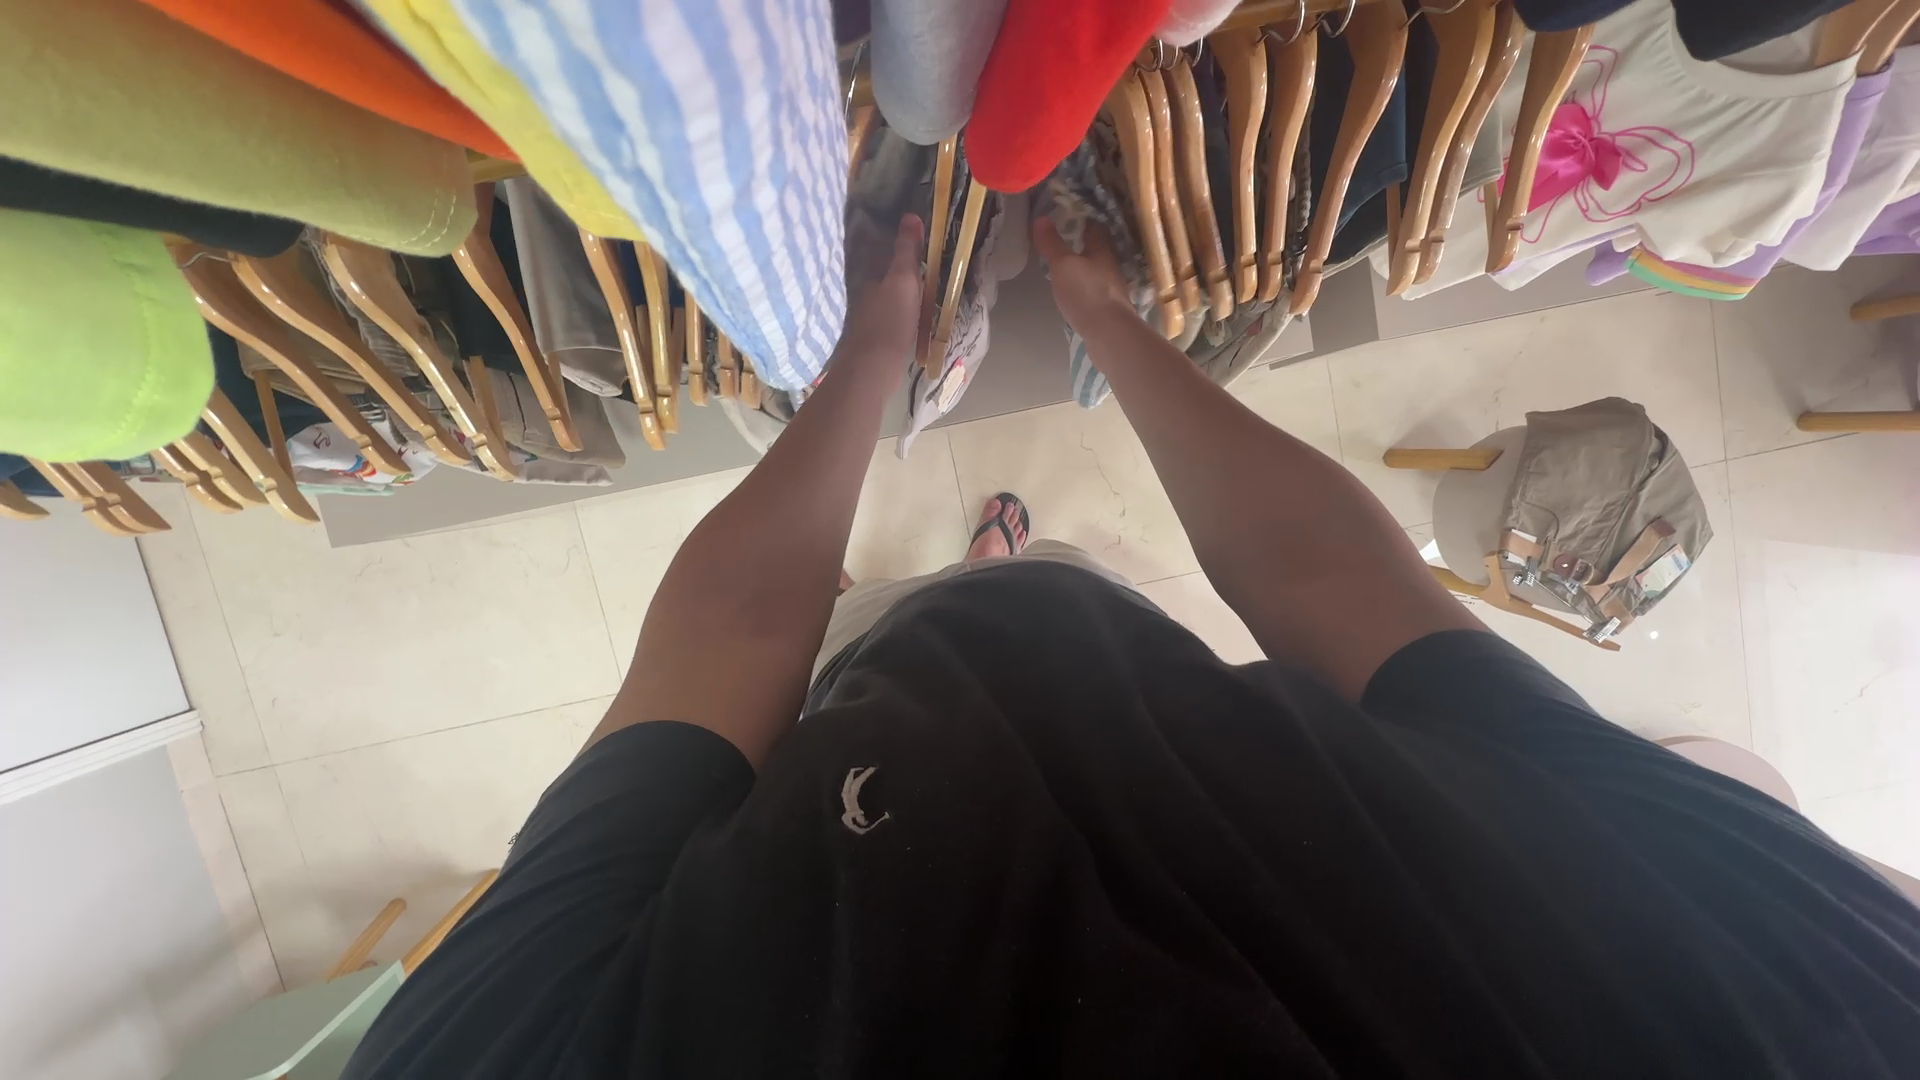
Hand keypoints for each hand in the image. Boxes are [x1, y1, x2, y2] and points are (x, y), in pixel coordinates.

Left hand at [836, 214, 925, 379]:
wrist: (873, 368)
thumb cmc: (889, 321)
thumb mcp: (903, 281)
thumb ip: (907, 252)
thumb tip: (911, 216)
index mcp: (872, 275)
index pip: (880, 248)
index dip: (892, 238)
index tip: (910, 229)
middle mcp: (867, 292)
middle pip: (883, 272)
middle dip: (895, 261)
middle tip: (918, 252)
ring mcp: (870, 315)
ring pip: (887, 293)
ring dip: (899, 286)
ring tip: (919, 280)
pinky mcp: (877, 336)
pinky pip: (893, 314)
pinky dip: (902, 308)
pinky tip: (911, 312)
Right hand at [1033, 216, 1137, 332]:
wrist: (1109, 334)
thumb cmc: (1087, 293)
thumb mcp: (1063, 265)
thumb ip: (1052, 244)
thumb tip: (1040, 217)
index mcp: (1102, 250)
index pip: (1095, 227)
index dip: (1082, 220)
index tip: (1067, 217)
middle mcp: (1111, 266)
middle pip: (1098, 250)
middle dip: (1084, 245)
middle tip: (1064, 242)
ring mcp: (1113, 290)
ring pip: (1098, 271)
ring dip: (1086, 268)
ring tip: (1068, 268)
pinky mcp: (1109, 310)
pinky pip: (1096, 292)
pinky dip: (1087, 289)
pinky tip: (1077, 294)